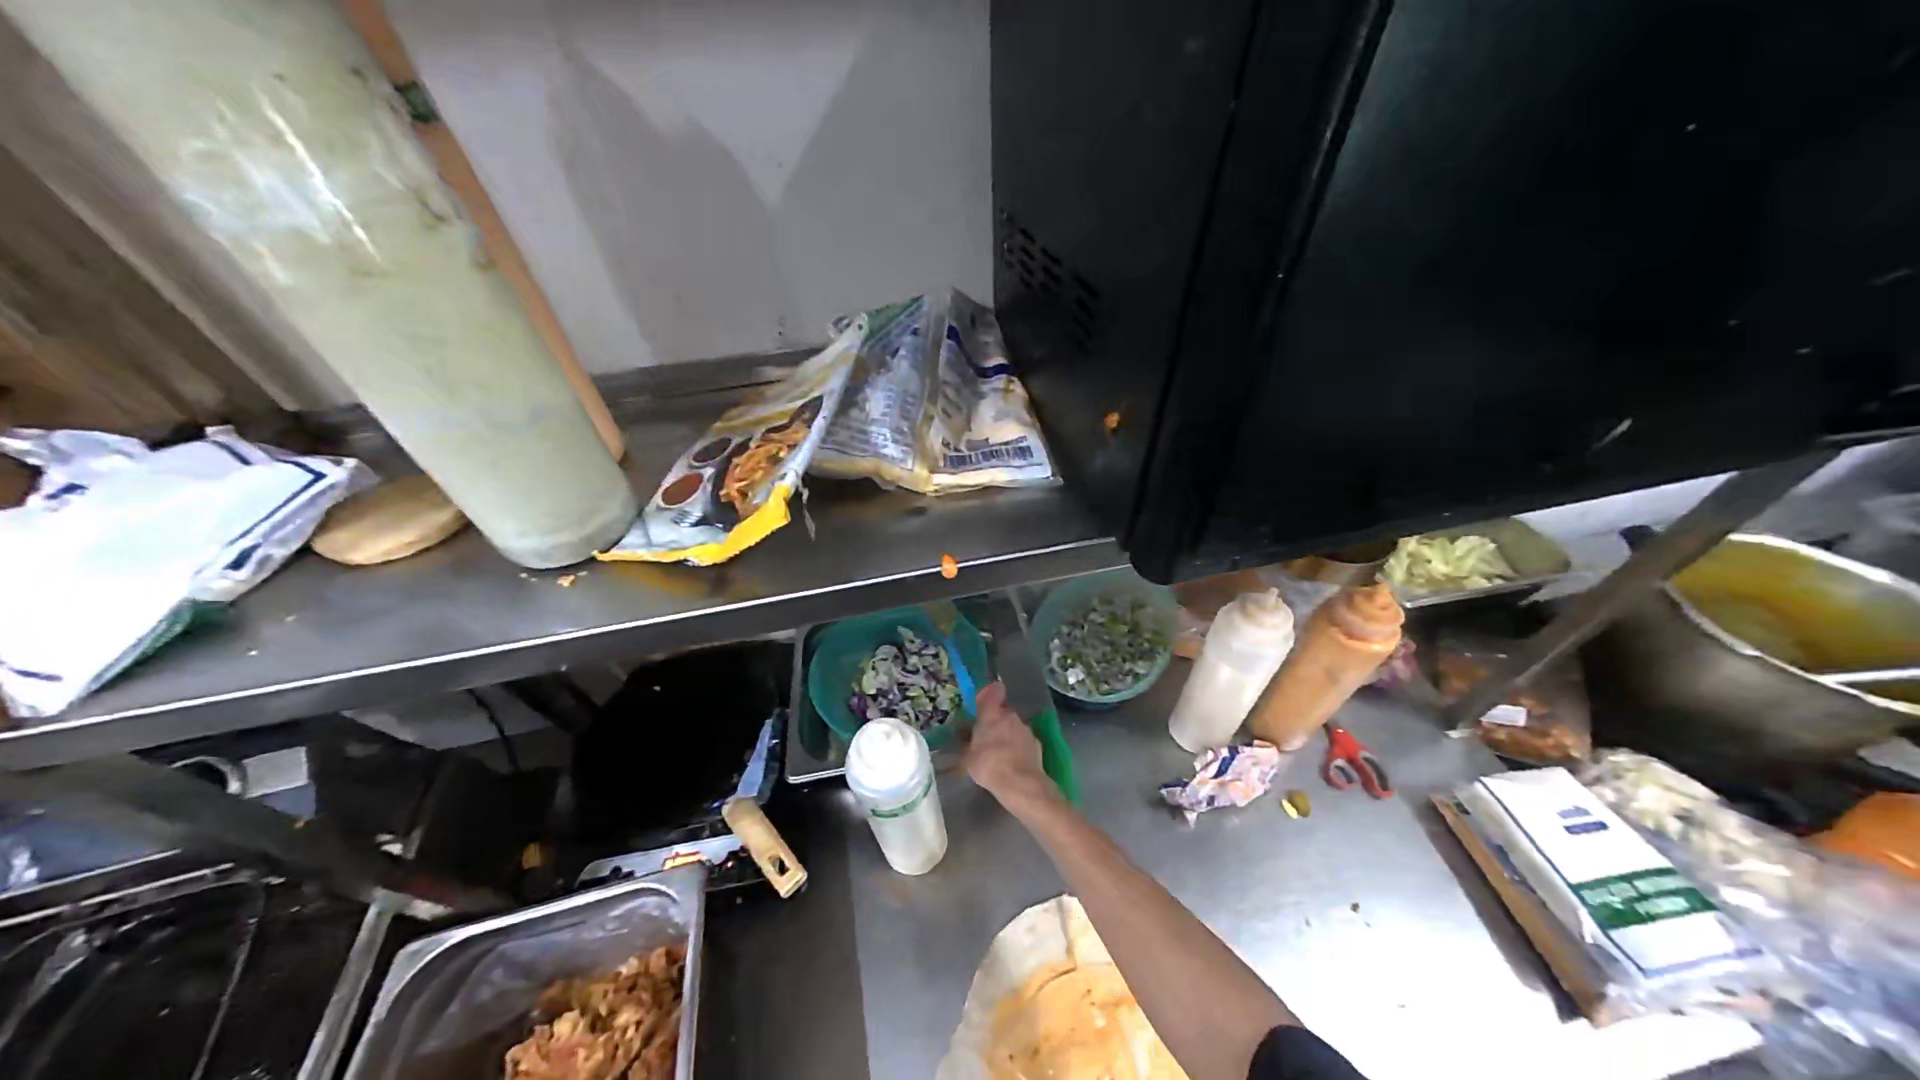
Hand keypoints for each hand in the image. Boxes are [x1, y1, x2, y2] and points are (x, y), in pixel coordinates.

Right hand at [966, 681, 1055, 809]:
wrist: (1020, 783)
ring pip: (1014, 726)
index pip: (993, 691)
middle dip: (996, 721)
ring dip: (1008, 734)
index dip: (990, 693)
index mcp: (991, 715)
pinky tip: (1013, 761)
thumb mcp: (968, 758)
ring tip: (1000, 753)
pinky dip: (1019, 747)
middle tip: (987, 736)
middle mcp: (1010, 716)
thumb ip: (968, 744)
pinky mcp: (1037, 743)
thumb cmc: (988, 766)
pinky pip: (1024, 740)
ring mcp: (1026, 729)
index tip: (985, 701)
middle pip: (1003, 712)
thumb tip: (966, 740)